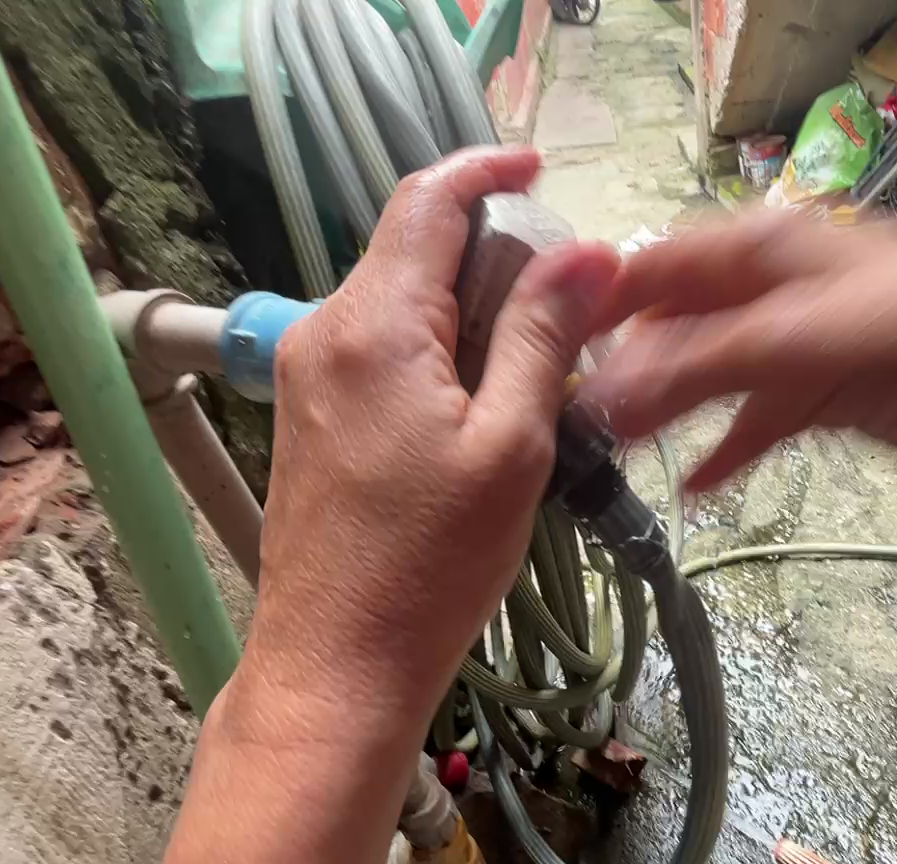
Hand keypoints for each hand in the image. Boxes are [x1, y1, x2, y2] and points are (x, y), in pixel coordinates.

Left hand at [230, 146, 619, 751]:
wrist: (338, 660)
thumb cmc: (433, 563)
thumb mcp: (510, 446)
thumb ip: (542, 338)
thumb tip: (588, 253)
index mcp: (374, 323)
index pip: (426, 201)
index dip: (486, 170)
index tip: (538, 171)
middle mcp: (324, 331)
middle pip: (413, 252)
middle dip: (491, 258)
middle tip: (562, 312)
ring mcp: (308, 377)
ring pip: (401, 305)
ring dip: (469, 315)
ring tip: (532, 375)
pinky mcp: (310, 418)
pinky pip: (381, 353)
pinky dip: (437, 354)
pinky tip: (477, 410)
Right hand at [581, 213, 896, 492]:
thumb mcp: (803, 343)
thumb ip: (701, 369)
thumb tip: (603, 397)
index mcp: (766, 251)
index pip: (657, 265)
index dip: (600, 305)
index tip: (548, 356)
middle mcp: (774, 294)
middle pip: (676, 327)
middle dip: (627, 370)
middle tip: (579, 423)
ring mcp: (798, 350)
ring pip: (709, 380)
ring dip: (667, 415)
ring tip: (619, 455)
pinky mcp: (824, 403)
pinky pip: (756, 427)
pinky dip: (726, 455)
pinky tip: (694, 489)